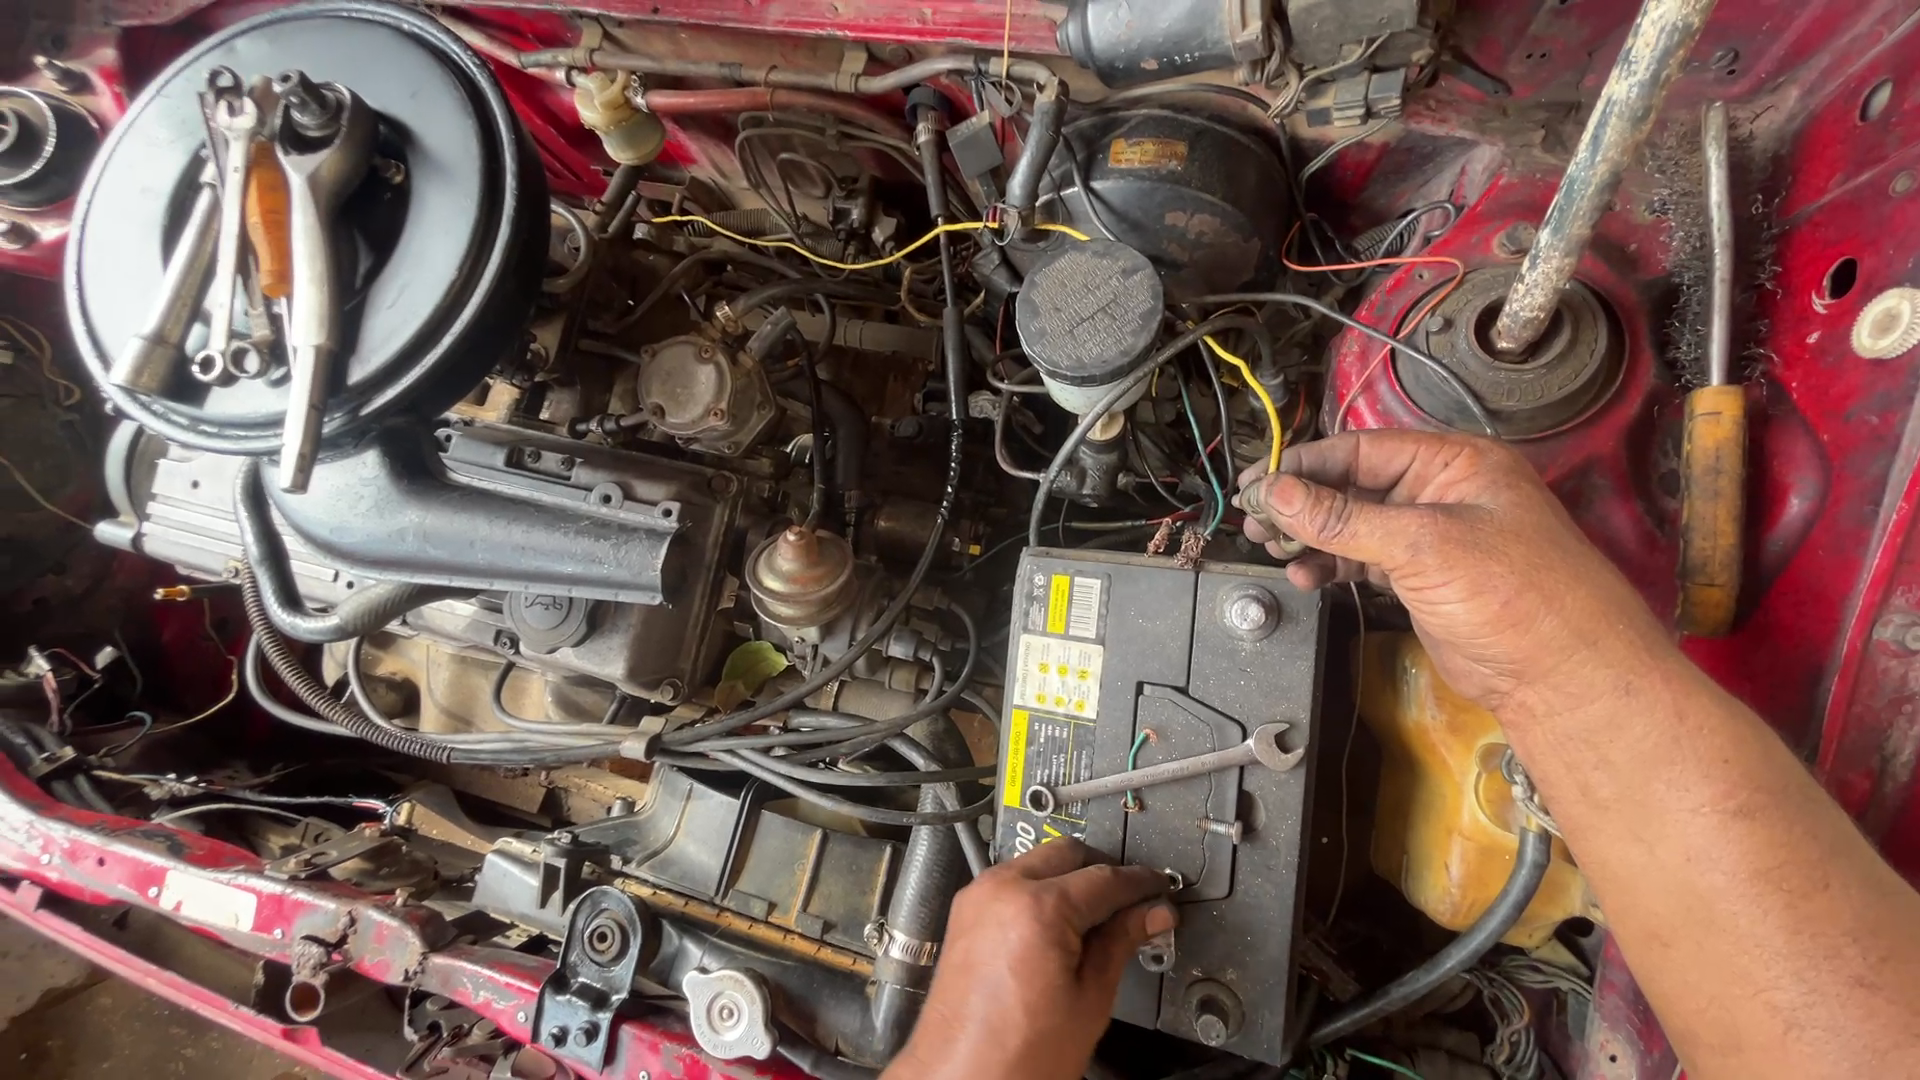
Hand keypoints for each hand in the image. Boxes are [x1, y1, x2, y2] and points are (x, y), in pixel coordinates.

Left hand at [882, 839, 1174, 1079]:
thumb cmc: (1017, 1057)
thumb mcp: (1089, 1000)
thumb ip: (1120, 943)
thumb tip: (1152, 913)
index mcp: (1038, 908)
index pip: (1105, 878)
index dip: (1140, 883)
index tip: (1159, 890)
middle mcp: (1002, 888)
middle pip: (1068, 853)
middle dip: (1104, 871)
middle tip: (1132, 899)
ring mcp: (979, 895)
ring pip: (1038, 861)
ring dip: (1070, 877)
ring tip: (1098, 916)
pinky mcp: (966, 908)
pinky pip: (1011, 880)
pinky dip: (1039, 889)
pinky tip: (1059, 922)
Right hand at [1234, 431, 1675, 716]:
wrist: (1561, 677)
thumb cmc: (1512, 595)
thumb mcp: (1421, 545)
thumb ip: (1342, 518)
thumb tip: (1275, 492)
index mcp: (1452, 463)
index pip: (1359, 450)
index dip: (1303, 465)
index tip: (1256, 482)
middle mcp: (1436, 491)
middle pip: (1349, 485)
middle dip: (1300, 503)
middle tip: (1254, 520)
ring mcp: (1425, 534)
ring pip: (1348, 524)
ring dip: (1308, 536)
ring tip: (1273, 548)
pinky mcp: (1415, 574)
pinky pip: (1357, 558)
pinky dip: (1328, 565)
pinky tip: (1306, 576)